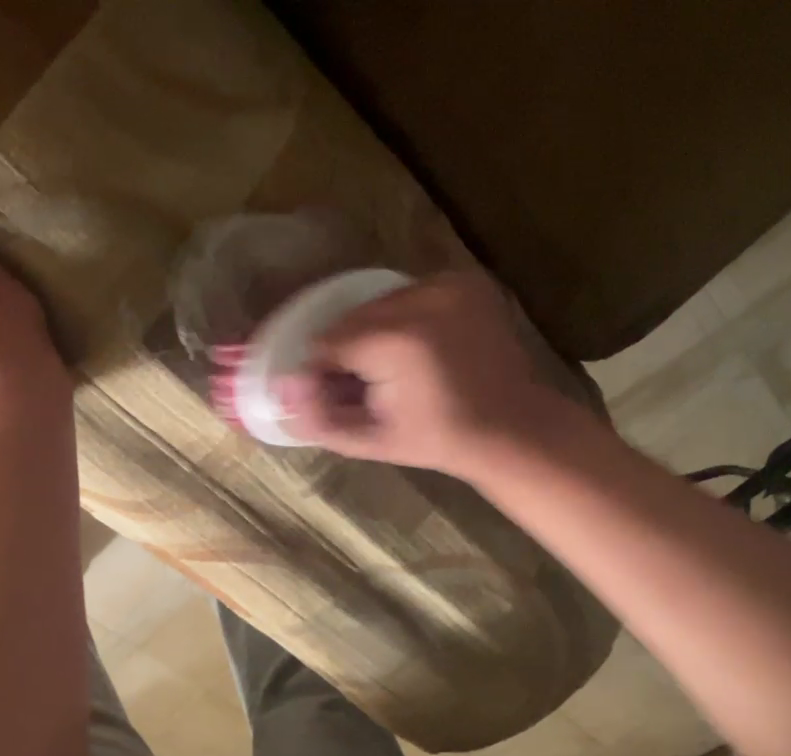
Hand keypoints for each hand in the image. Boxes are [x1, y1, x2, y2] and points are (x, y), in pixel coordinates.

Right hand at [279, 269, 568, 472]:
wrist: (510, 426)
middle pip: (351, 317)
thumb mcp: (368, 440)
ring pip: (377, 303)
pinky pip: (408, 294)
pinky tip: (413, 348)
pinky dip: (400, 317)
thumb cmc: (435, 440)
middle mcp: (421, 299)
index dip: (323, 370)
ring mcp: (447, 285)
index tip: (335, 393)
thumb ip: (316, 415)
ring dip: (371, 330)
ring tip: (387, 366)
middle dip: (346, 348)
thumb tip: (280, 386)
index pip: (327, 341)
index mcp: (396, 339)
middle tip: (360, 382)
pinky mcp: (463, 281)